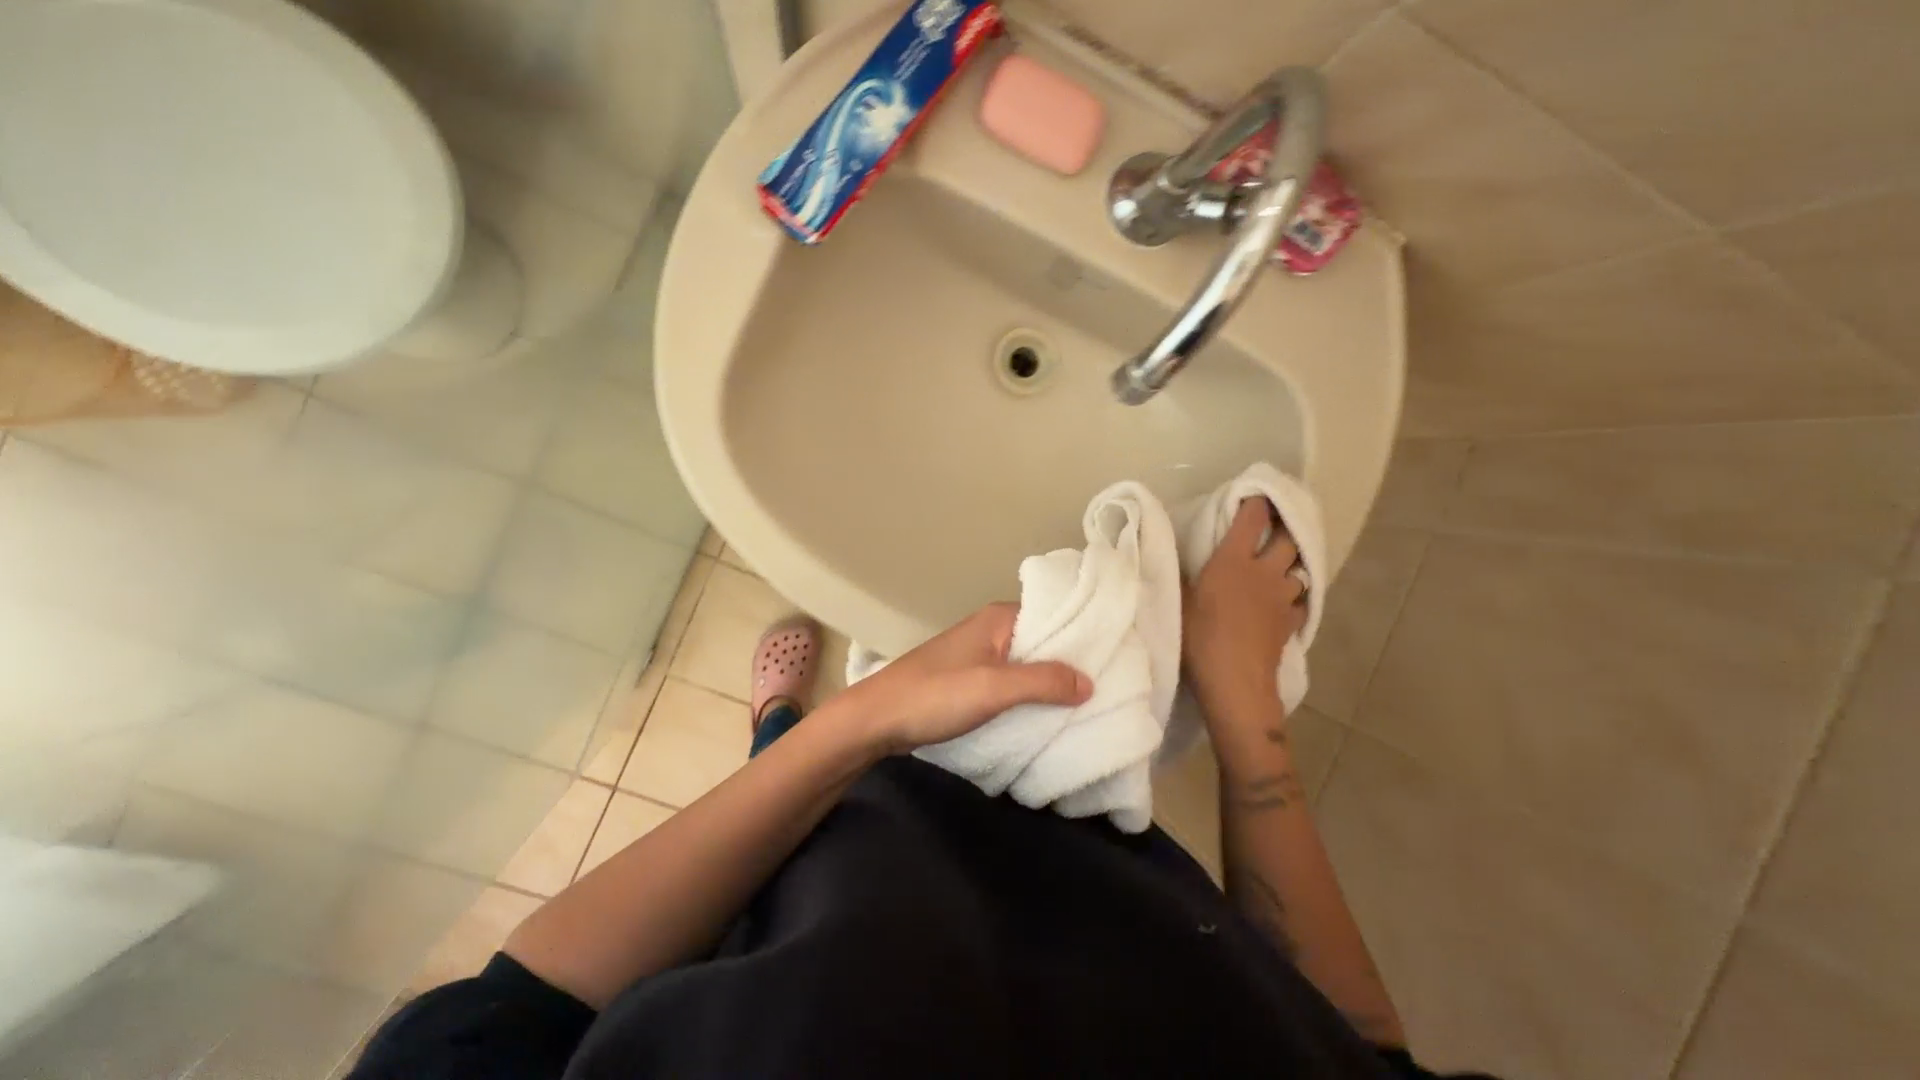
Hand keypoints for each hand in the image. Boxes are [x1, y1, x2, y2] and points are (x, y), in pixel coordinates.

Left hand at [834, 603, 1092, 755]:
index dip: (1087, 635)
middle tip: (1115, 685)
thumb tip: (1090, 682)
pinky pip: (1012, 683)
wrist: (875, 720)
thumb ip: (1042, 682)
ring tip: (1092, 703)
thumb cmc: (934, 696)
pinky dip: (1030, 696)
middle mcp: (992, 630)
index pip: (1057, 616)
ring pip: (1028, 665)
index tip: (1122, 656)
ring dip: (1052, 683)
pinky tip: (1050, 715)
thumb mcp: (993, 688)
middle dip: (1074, 663)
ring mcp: (980, 656)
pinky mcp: (970, 681)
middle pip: (1045, 642)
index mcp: (999, 619)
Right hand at [1183, 497, 1307, 730]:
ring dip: (1292, 564)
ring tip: (1281, 566)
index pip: (1253, 518)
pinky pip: (1300, 601)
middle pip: (1289, 539)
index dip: (1256, 503)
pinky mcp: (1292, 623)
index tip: (1253, 496)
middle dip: (1284, 529)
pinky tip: (1285, 602)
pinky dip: (1295, 597)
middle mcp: (1264, 571)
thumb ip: (1177, 575)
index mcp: (1234, 559)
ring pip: (1300, 570)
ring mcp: (1283, 598)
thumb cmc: (1200, 637)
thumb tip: (1163, 554)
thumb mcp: (1178, 602)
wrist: (1235, 681)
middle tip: (1274, 526)